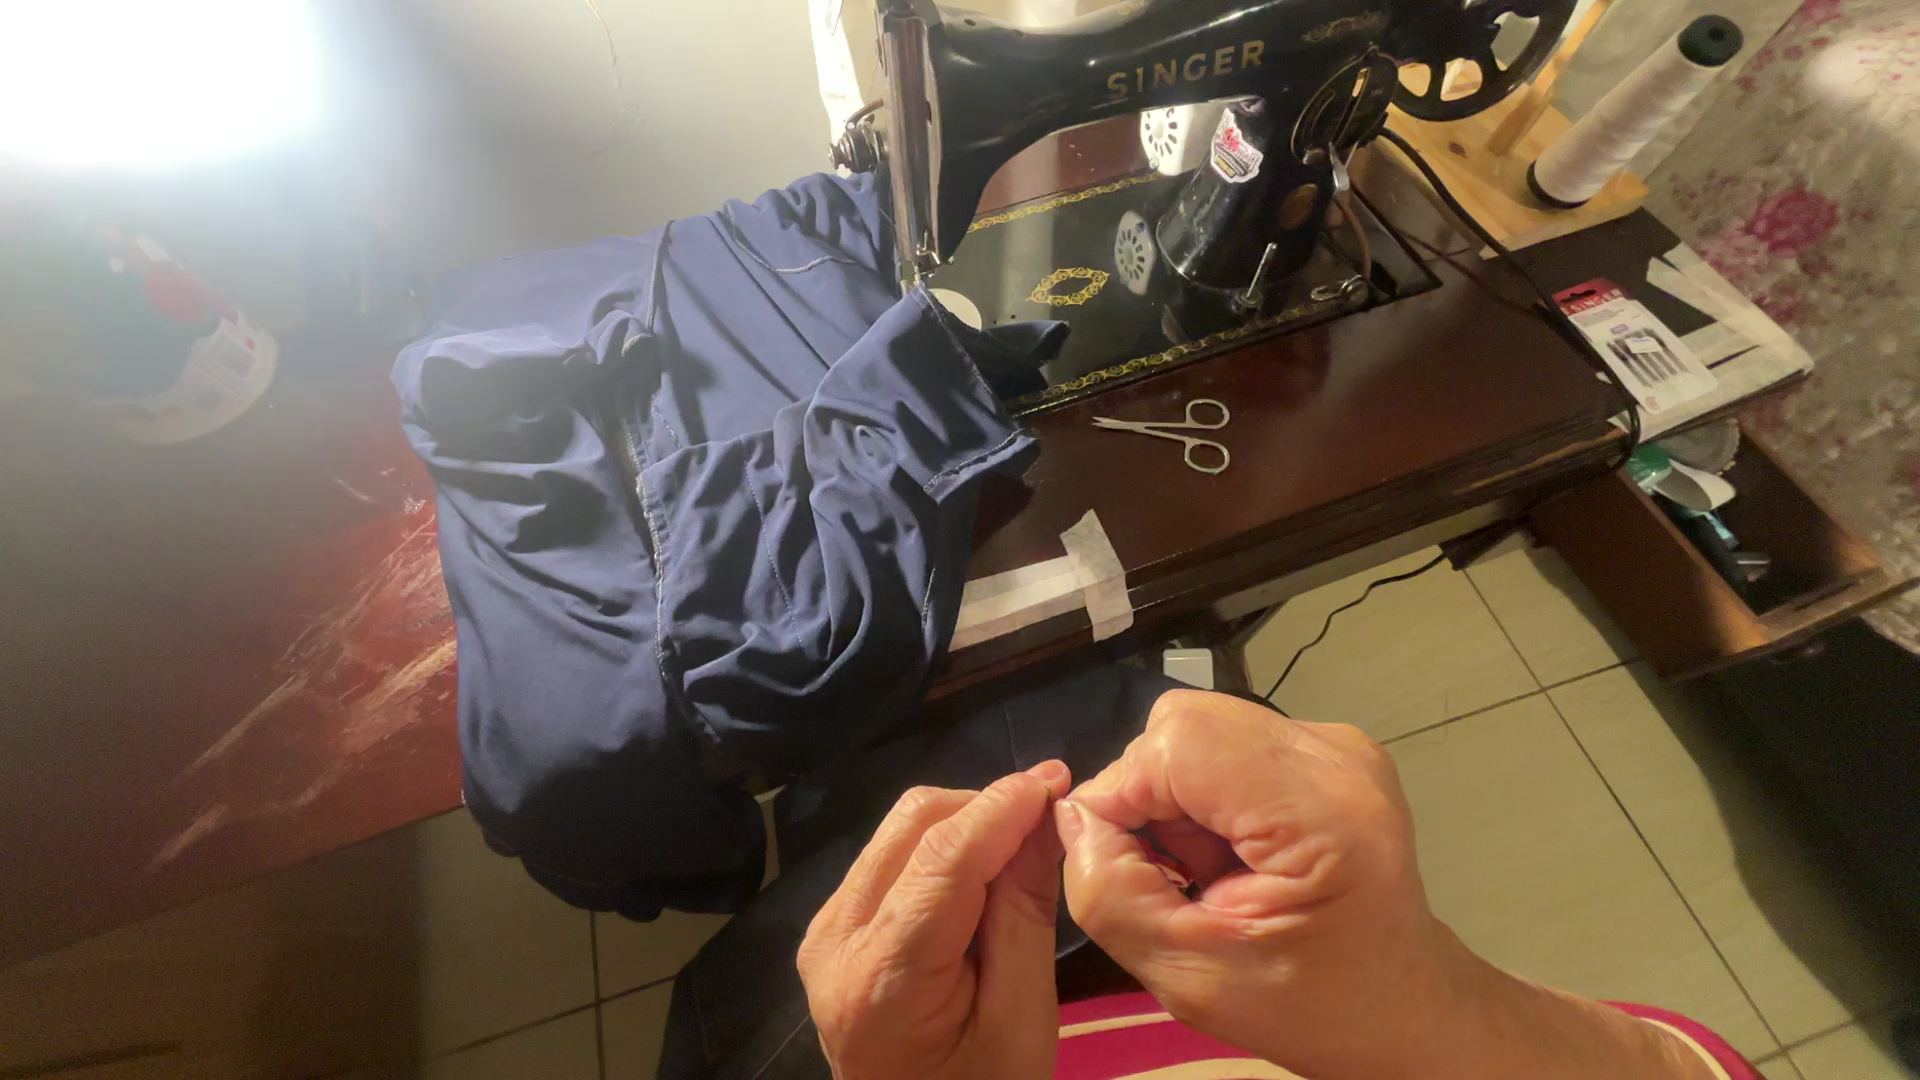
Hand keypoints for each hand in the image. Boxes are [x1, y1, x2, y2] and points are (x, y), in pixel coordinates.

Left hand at [798, 761, 1070, 1079]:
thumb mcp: (1022, 1020)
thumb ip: (1026, 911)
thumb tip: (1047, 815)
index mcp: (880, 978)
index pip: (944, 859)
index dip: (1002, 807)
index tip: (1056, 778)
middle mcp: (834, 935)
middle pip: (916, 824)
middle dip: (986, 807)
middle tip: (1046, 817)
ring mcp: (827, 922)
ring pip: (903, 825)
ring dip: (967, 818)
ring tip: (1019, 842)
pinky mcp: (834, 916)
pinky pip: (894, 848)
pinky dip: (946, 840)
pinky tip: (982, 865)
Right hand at [1055, 690, 1470, 1078]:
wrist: (1402, 1005)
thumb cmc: (1307, 1003)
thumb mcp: (1187, 977)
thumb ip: (1109, 893)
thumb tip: (1074, 811)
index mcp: (1321, 814)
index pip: (1177, 745)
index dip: (1123, 791)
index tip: (1119, 858)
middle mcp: (1332, 754)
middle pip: (1183, 721)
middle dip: (1147, 788)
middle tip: (1171, 864)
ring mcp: (1334, 739)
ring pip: (1195, 722)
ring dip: (1172, 784)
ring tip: (1207, 855)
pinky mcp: (1325, 740)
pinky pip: (1222, 733)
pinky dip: (1200, 780)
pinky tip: (1231, 836)